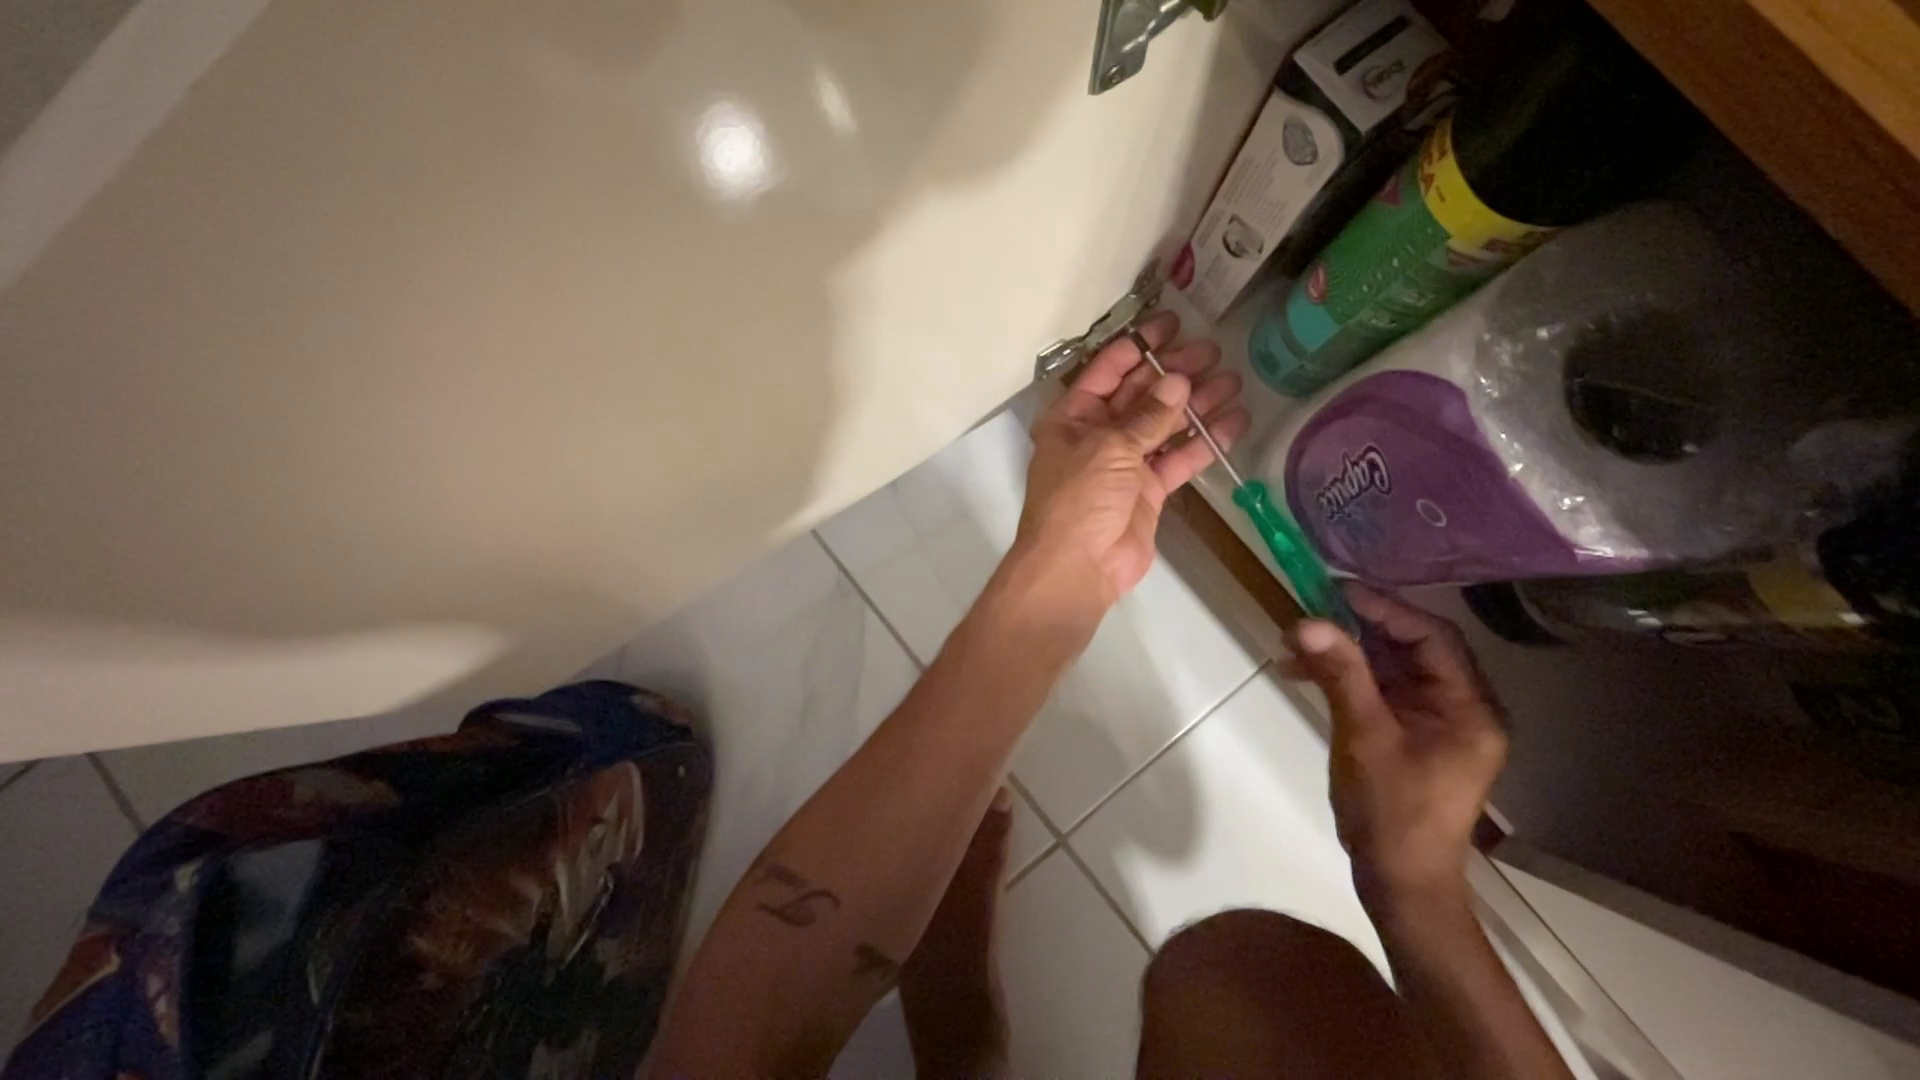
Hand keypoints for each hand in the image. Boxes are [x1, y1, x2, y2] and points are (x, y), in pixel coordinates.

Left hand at [1010, 311, 1249, 614]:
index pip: (1107, 371)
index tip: (1173, 324)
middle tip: (1214, 352)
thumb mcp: (1109, 448)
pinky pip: (1178, 459)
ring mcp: (1124, 464)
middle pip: (1140, 395)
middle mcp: (1097, 435)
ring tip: (1233, 381)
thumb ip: (1147, 416)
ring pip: (1164, 426)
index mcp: (1072, 417)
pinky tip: (1234, 423)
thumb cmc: (1079, 499)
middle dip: (1175, 373)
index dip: (1139, 346)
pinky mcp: (1148, 491)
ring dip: (1196, 404)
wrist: (1078, 568)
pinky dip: (1204, 443)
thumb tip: (1178, 381)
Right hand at [1284, 584, 1506, 908]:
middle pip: (1410, 649)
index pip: (1432, 638)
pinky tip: (1302, 675)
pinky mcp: (1408, 736)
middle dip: (1357, 629)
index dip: (1385, 609)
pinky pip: (1377, 693)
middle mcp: (1459, 708)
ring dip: (1343, 654)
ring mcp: (1433, 723)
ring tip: (1293, 646)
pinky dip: (1343, 680)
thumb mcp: (1364, 737)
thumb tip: (1305, 621)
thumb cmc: (1392, 811)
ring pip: (1389, 668)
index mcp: (1469, 707)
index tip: (1336, 592)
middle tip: (1309, 613)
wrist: (1399, 882)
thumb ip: (1340, 674)